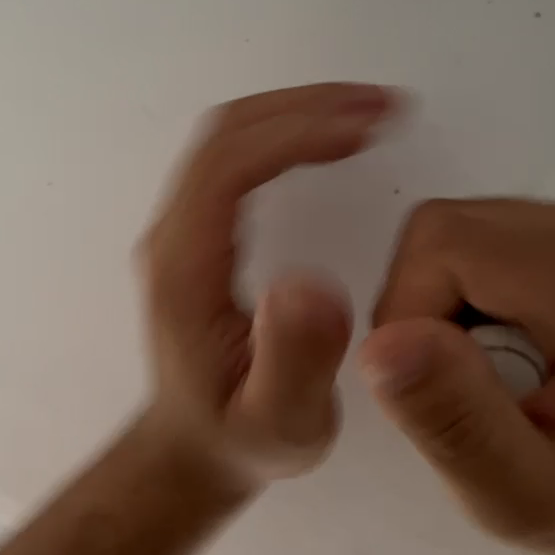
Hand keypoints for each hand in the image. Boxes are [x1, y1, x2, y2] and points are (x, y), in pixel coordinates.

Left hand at [136, 83, 399, 487]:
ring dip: (293, 115)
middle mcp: (170, 239)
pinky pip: (230, 163)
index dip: (296, 133)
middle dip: (302, 109)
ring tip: (368, 114)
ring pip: (224, 141)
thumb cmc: (240, 439)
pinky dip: (281, 136)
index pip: (228, 167)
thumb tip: (311, 282)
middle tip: (383, 106)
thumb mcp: (279, 421)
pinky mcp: (193, 238)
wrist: (192, 448)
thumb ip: (294, 360)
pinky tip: (329, 142)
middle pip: (224, 138)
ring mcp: (178, 235)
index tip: (367, 127)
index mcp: (184, 269)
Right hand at [362, 200, 554, 554]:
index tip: (432, 389)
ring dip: (446, 302)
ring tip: (491, 377)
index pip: (446, 242)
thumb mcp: (521, 502)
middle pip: (452, 230)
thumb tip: (385, 341)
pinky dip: (474, 292)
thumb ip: (455, 421)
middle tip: (462, 390)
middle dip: (424, 307)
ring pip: (466, 231)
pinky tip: (513, 350)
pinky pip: (493, 237)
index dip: (407, 309)